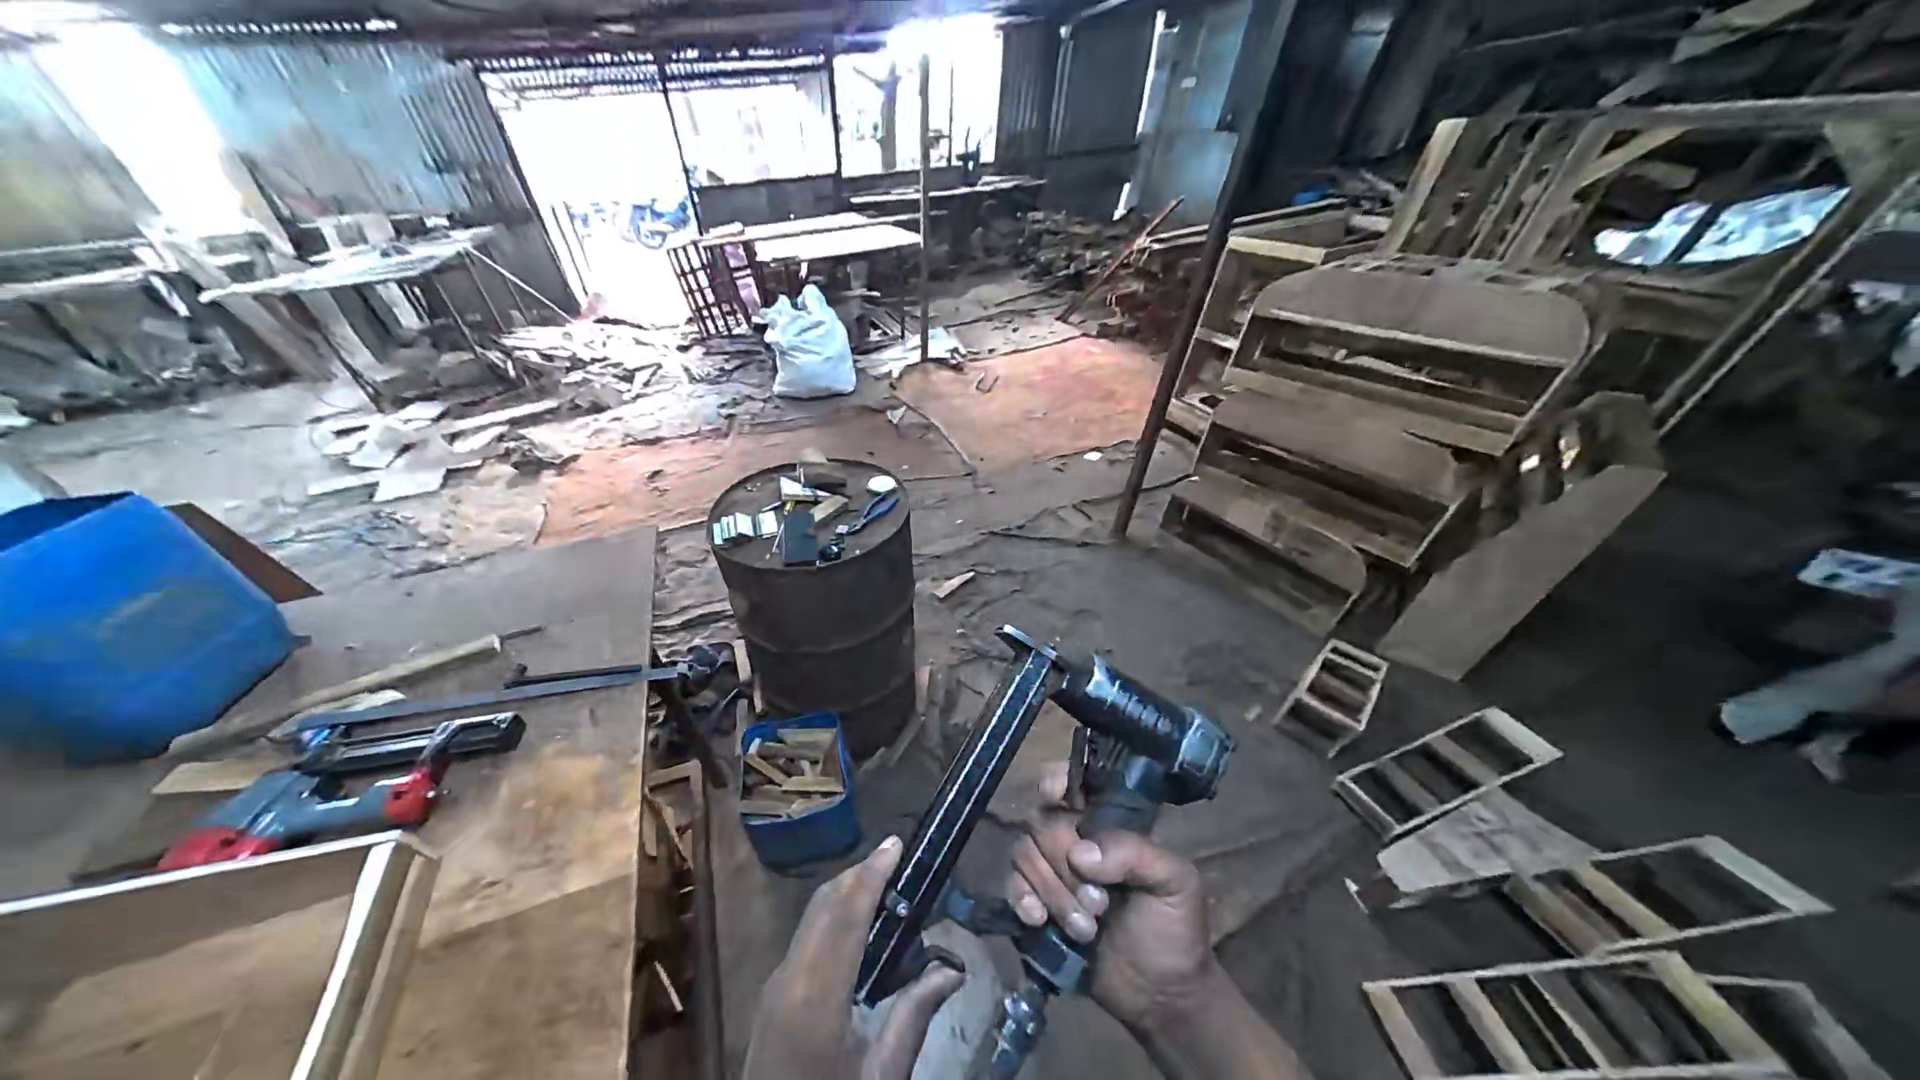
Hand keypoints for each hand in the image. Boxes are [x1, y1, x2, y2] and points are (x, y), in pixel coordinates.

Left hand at [744, 836, 966, 1079]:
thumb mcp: (882, 1075)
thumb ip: (915, 1016)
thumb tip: (954, 970)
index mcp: (817, 996)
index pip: (847, 915)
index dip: (871, 874)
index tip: (896, 845)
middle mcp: (790, 976)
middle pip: (824, 904)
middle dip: (859, 873)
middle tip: (896, 857)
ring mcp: (775, 982)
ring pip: (812, 915)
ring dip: (845, 890)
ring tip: (883, 880)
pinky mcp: (772, 992)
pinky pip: (806, 934)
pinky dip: (833, 912)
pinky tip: (858, 921)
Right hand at [1004, 762, 1212, 1035]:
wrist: (1159, 995)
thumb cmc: (1173, 928)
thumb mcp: (1175, 882)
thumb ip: (1134, 853)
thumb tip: (1080, 854)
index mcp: (1108, 820)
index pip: (1071, 780)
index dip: (1056, 780)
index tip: (1056, 797)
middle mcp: (1074, 836)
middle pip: (1042, 821)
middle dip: (1065, 866)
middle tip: (1101, 904)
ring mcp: (1051, 869)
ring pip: (1024, 853)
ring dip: (1053, 893)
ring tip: (1086, 929)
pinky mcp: (1034, 902)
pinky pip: (1011, 885)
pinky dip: (1022, 900)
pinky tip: (1039, 921)